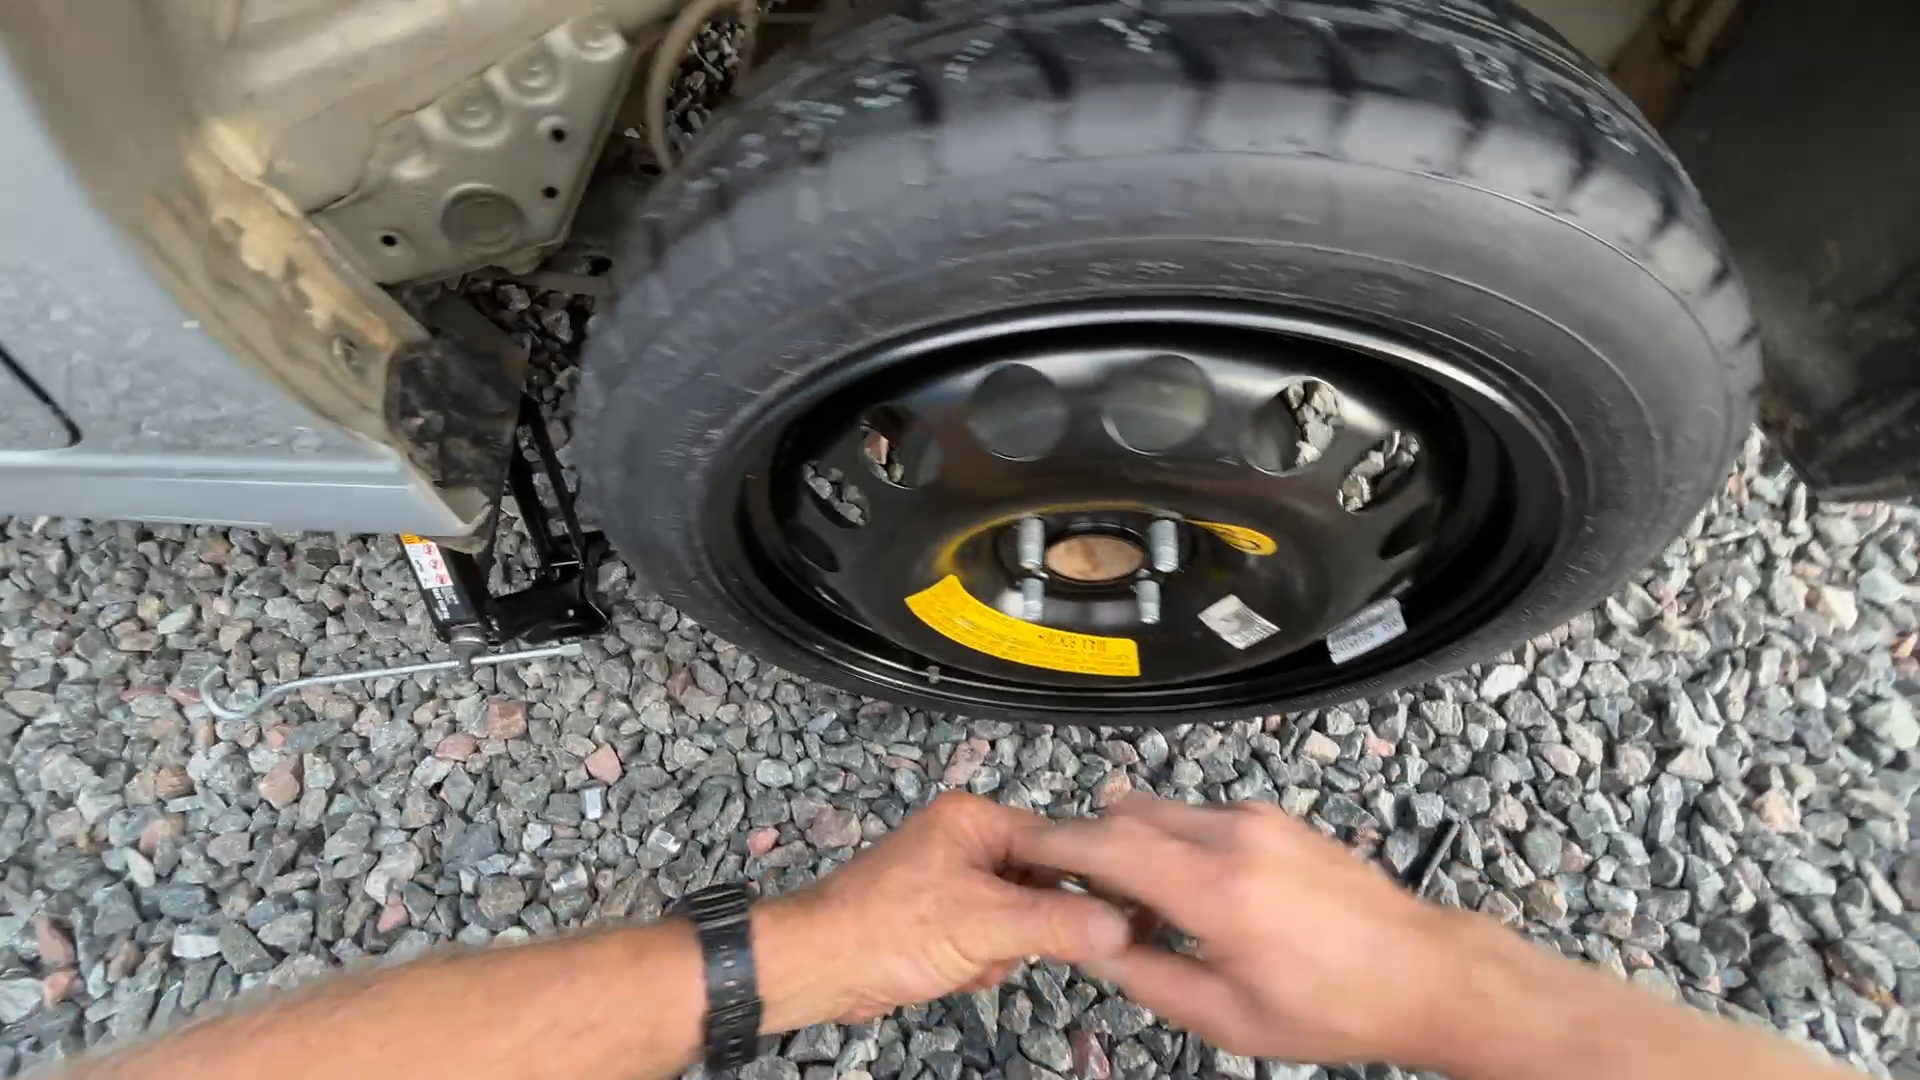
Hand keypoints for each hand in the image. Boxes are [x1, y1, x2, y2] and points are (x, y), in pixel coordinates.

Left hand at [755, 792, 1132, 1027]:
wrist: (819, 967)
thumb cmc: (890, 928)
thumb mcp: (982, 924)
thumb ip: (1054, 922)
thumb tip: (1122, 925)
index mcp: (974, 819)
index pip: (1054, 841)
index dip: (1083, 879)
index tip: (1116, 917)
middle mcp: (966, 838)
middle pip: (1037, 880)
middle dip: (1028, 923)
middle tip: (1008, 945)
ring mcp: (953, 875)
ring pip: (1016, 913)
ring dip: (1002, 947)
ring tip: (971, 959)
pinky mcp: (943, 911)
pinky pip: (990, 933)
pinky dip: (981, 957)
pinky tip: (956, 968)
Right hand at [1011, 793, 1473, 1066]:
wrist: (1423, 970)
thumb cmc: (1329, 1009)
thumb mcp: (1231, 1020)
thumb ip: (1148, 977)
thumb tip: (1094, 941)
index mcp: (1214, 890)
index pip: (1110, 845)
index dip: (1059, 841)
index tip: (1026, 845)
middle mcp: (1227, 835)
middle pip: (1126, 811)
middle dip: (1092, 839)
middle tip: (1085, 885)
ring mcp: (1251, 816)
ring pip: (1159, 807)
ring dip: (1133, 838)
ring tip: (1147, 896)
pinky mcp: (1268, 813)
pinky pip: (1195, 813)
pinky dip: (1172, 836)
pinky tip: (1194, 884)